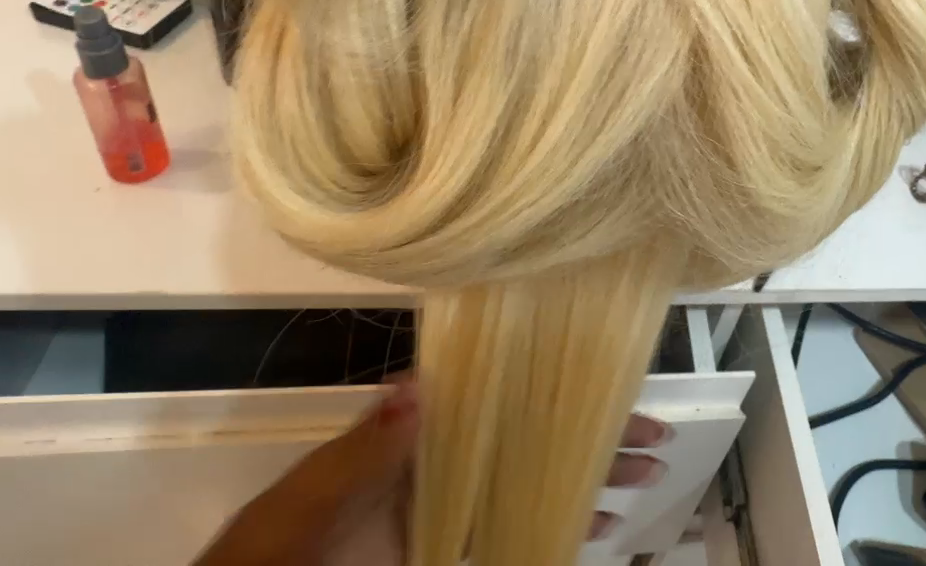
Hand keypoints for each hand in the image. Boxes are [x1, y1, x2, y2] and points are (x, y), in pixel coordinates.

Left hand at [193, 378, 670, 564]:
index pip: (495, 399)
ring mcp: (452, 520)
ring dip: (592, 479)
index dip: (551, 385)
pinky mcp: (458, 554)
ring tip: (649, 469)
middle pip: (531, 441)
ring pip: (537, 487)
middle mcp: (442, 470)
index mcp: (409, 443)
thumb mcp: (301, 509)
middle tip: (656, 433)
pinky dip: (564, 529)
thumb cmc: (269, 559)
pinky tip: (605, 527)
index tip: (604, 378)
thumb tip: (419, 385)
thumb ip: (359, 454)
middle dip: (592, 434)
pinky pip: (521, 537)